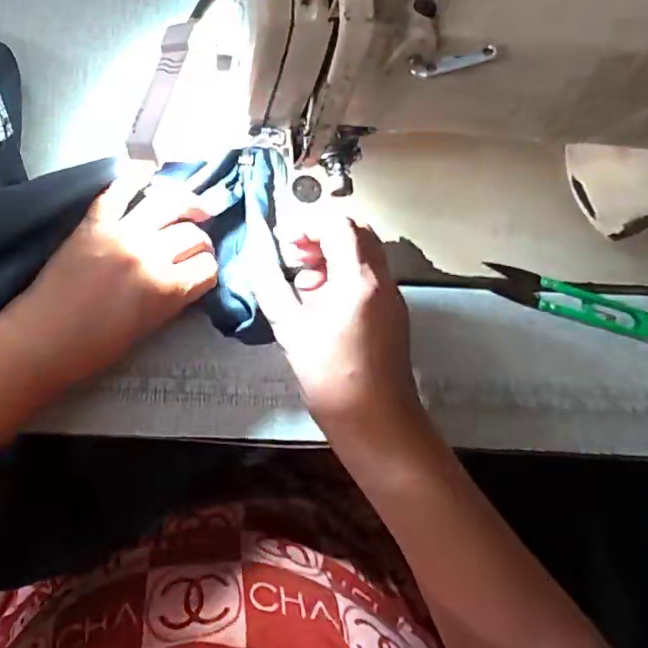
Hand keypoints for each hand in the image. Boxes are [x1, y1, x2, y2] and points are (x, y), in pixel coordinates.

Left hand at [0, 176, 218, 391]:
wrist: (41, 339)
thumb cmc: (92, 348)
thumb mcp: (146, 329)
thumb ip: (170, 299)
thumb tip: (184, 277)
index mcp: (166, 290)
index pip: (206, 268)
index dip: (207, 269)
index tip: (201, 270)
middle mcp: (150, 254)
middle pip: (192, 236)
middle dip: (200, 241)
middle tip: (194, 244)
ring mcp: (121, 233)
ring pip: (167, 204)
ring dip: (185, 203)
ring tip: (190, 207)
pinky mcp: (93, 223)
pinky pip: (118, 191)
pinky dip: (134, 179)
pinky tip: (146, 175)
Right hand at [257, 211, 421, 431]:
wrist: (376, 423)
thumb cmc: (331, 376)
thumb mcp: (290, 328)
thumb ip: (271, 286)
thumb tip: (257, 260)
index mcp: (359, 279)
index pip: (339, 224)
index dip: (306, 224)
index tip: (282, 241)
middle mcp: (382, 281)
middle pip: (357, 232)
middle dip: (320, 234)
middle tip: (292, 254)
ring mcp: (390, 297)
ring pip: (363, 253)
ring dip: (330, 254)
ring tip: (300, 280)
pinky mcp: (390, 314)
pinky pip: (366, 276)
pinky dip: (341, 274)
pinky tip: (318, 302)